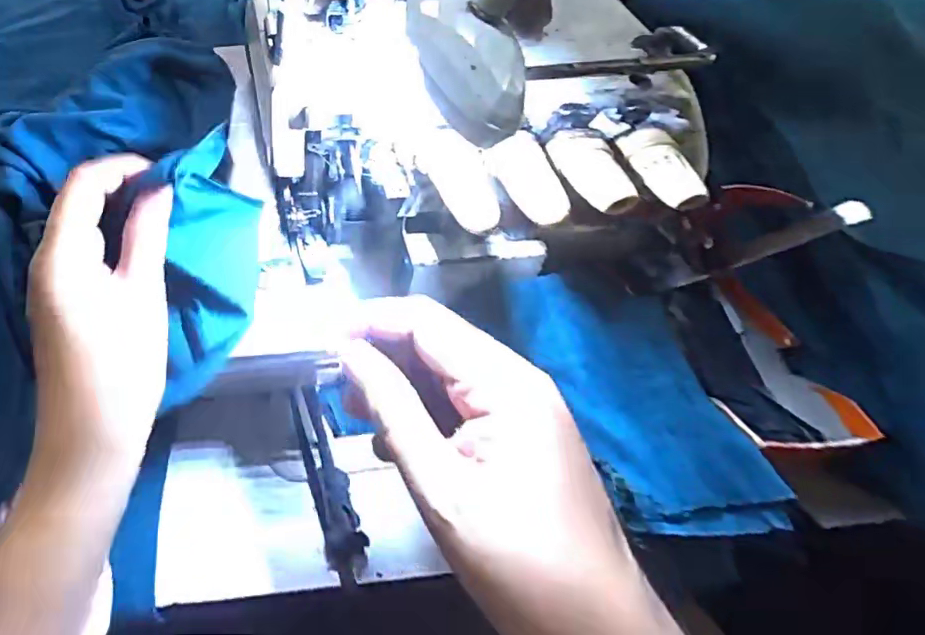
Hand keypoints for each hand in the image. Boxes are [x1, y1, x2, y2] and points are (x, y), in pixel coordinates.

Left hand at [0, 156, 173, 634]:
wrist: (89, 441)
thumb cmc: (122, 366)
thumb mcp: (142, 292)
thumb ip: (147, 232)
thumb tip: (159, 187)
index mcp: (60, 256)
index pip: (82, 183)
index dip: (122, 166)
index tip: (164, 173)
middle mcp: (42, 261)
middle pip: (75, 197)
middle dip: (120, 181)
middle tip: (168, 186)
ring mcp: (45, 280)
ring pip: (77, 219)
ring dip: (116, 204)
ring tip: (160, 205)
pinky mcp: (56, 296)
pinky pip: (79, 243)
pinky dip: (107, 228)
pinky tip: (137, 236)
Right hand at [338, 296, 682, 634]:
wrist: (597, 627)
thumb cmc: (519, 562)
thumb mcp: (441, 486)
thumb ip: (393, 409)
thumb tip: (351, 353)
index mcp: (504, 381)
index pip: (426, 321)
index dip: (373, 321)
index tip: (327, 339)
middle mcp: (517, 378)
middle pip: (438, 342)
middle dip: (384, 354)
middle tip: (338, 384)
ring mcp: (525, 404)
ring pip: (449, 372)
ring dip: (402, 385)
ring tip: (359, 412)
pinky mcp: (524, 431)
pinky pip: (466, 401)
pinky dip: (427, 411)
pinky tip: (399, 439)